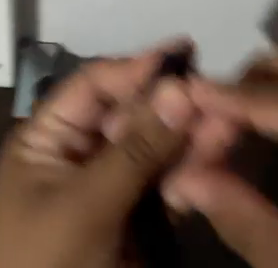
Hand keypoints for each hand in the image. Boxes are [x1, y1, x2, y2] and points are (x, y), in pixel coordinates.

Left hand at [0, 43, 204, 267]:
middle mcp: (79, 155)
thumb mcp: (83, 207)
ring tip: (229, 121)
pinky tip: (220, 152)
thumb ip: (135, 149)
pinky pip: (167, 182)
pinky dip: (192, 168)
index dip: (137, 68)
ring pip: (155, 146)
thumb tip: (180, 87)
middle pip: (131, 113)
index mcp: (48, 141)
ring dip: (190, 133)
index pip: (94, 87)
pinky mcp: (138, 222)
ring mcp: (110, 189)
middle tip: (218, 92)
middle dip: (172, 102)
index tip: (184, 54)